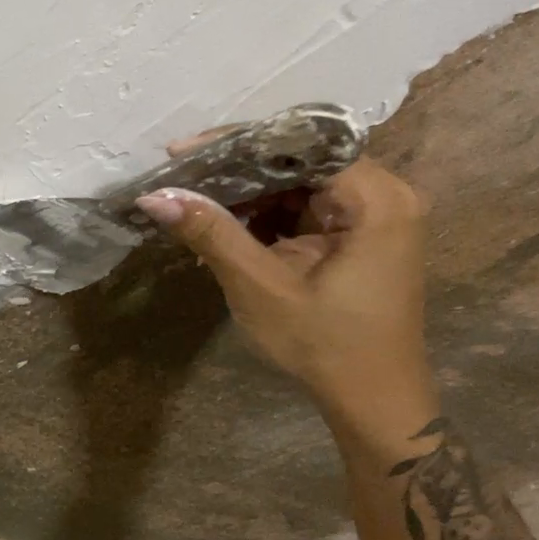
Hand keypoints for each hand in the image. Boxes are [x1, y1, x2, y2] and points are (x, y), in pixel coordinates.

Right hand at [134, 152, 431, 411]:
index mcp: (377, 200)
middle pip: (301, 160)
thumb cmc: (323, 341)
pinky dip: (261, 214)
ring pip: (298, 184)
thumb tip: (154, 195)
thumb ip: (211, 233)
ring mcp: (372, 218)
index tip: (182, 152)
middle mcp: (384, 197)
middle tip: (177, 176)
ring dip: (245, 192)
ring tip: (189, 198)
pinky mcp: (356, 238)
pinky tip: (220, 224)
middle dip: (237, 167)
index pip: (305, 145)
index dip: (240, 143)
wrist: (369, 395)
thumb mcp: (259, 285)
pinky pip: (302, 208)